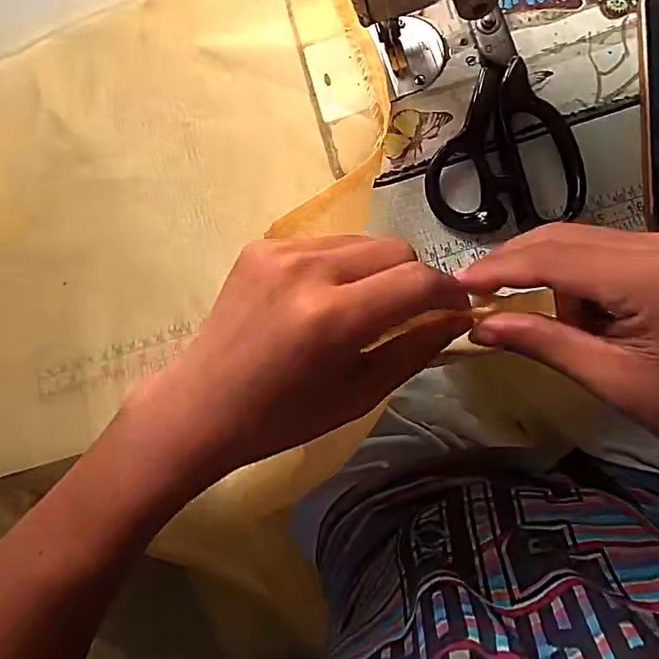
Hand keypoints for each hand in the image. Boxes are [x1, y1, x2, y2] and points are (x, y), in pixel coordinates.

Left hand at [119, 236, 470, 491]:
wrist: (201, 405)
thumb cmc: (282, 417)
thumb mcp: (359, 393)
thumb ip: (414, 348)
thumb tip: (458, 318)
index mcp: (332, 317)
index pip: (417, 281)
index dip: (449, 292)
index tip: (458, 309)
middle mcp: (308, 270)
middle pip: (395, 249)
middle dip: (415, 278)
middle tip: (411, 311)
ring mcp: (281, 251)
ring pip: (363, 241)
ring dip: (379, 269)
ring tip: (365, 305)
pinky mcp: (262, 245)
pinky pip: (327, 243)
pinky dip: (342, 266)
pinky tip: (324, 297)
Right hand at [454, 224, 658, 483]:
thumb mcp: (619, 382)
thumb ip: (546, 343)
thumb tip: (482, 326)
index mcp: (649, 272)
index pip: (553, 257)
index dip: (498, 270)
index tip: (454, 285)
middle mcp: (658, 242)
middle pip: (564, 238)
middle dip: (516, 264)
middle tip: (475, 295)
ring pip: (582, 243)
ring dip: (546, 272)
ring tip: (521, 312)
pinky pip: (607, 255)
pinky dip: (576, 278)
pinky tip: (570, 311)